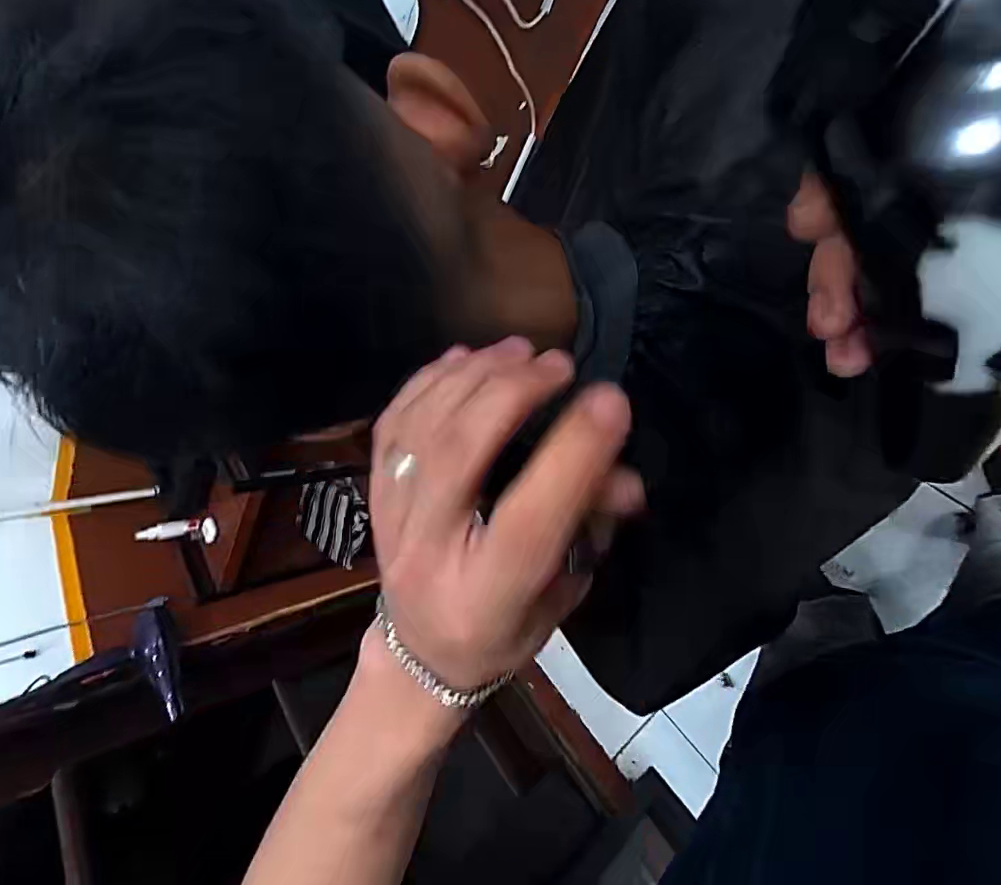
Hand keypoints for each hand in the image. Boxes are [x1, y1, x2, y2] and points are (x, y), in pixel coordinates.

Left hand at [367, 339, 644, 692]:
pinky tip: (460, 358)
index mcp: (484, 592)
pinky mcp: (373, 491)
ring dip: (471, 376)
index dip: (571, 454)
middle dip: (511, 394)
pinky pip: (391, 422)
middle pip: (459, 453)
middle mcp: (427, 549)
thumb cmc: (500, 629)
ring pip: (421, 428)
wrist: (419, 649)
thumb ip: (589, 532)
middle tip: (556, 363)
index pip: (529, 516)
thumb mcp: (558, 596)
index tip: (607, 398)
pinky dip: (426, 380)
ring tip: (517, 350)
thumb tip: (627, 476)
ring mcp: (390, 517)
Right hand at [792, 0, 1000, 468]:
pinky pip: (912, 296)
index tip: (863, 115)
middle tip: (814, 228)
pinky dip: (869, 322)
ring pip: (909, 219)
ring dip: (851, 266)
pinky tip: (852, 348)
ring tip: (831, 318)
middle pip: (945, 134)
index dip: (954, 58)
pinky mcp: (995, 295)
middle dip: (861, 182)